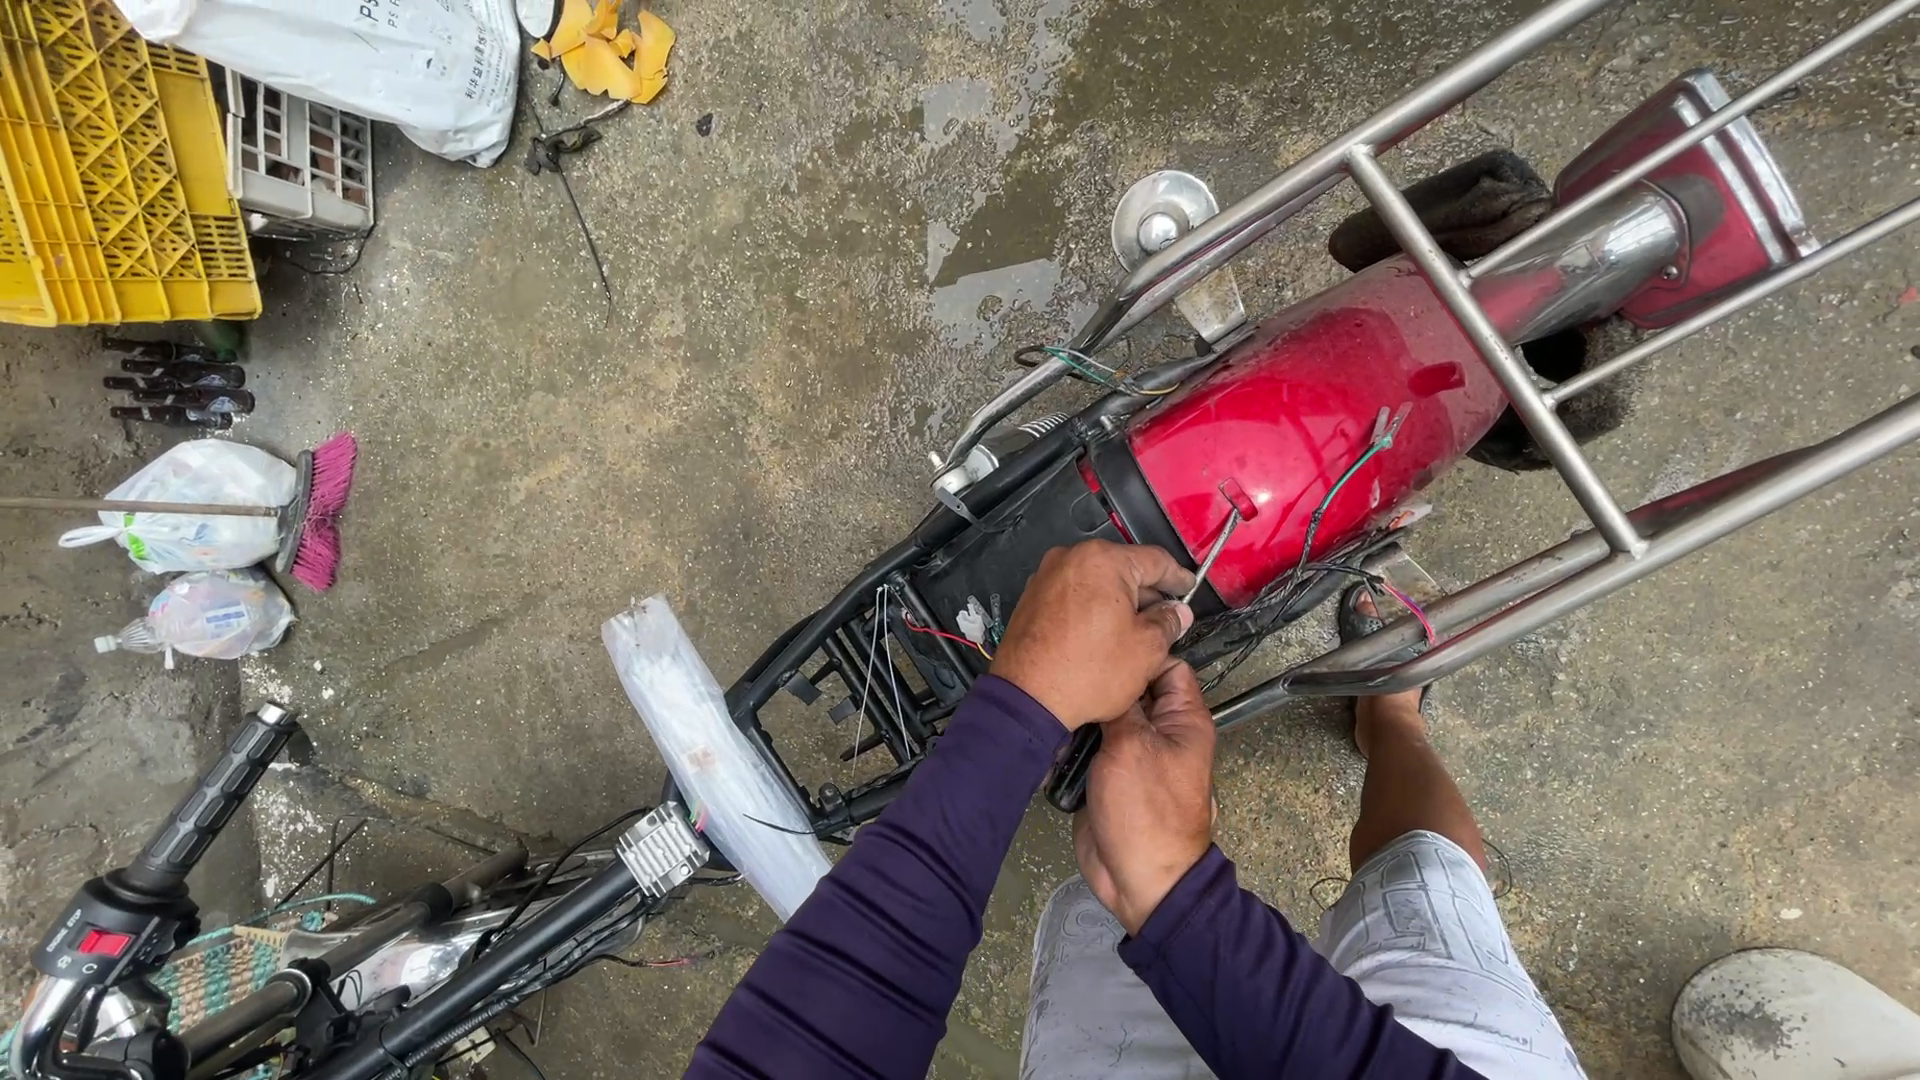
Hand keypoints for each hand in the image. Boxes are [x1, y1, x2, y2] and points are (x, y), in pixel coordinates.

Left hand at [989, 540, 1195, 729]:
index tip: (1188, 587)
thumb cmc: (1084, 672)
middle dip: (1147, 593)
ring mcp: (1047, 577)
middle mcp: (1071, 559)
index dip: (1178, 577)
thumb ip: (1168, 623)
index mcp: (1102, 561)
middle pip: (1123, 568)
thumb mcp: (1145, 648)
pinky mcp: (1033, 598)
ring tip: (1137, 631)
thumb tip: (1176, 613)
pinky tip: (1105, 634)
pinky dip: (1093, 608)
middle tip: (1167, 617)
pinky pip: (1074, 594)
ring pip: (1097, 582)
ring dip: (1119, 602)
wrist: (1028, 698)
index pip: (1155, 560)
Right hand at [1074, 661, 1215, 935]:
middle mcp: (1160, 729)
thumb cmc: (1145, 811)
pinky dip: (1073, 739)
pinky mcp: (1107, 772)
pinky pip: (1089, 743)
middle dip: (1101, 681)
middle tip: (1067, 668)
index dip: (1137, 651)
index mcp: (1183, 718)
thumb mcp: (1132, 745)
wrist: (1138, 879)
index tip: (1102, 644)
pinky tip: (1052, 728)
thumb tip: (1108, 670)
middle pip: (1130, 688)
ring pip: (1105, 715)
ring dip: (1083, 712)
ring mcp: (1132, 751)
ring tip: (1054, 698)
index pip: (1166, 664)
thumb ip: (1119, 703)